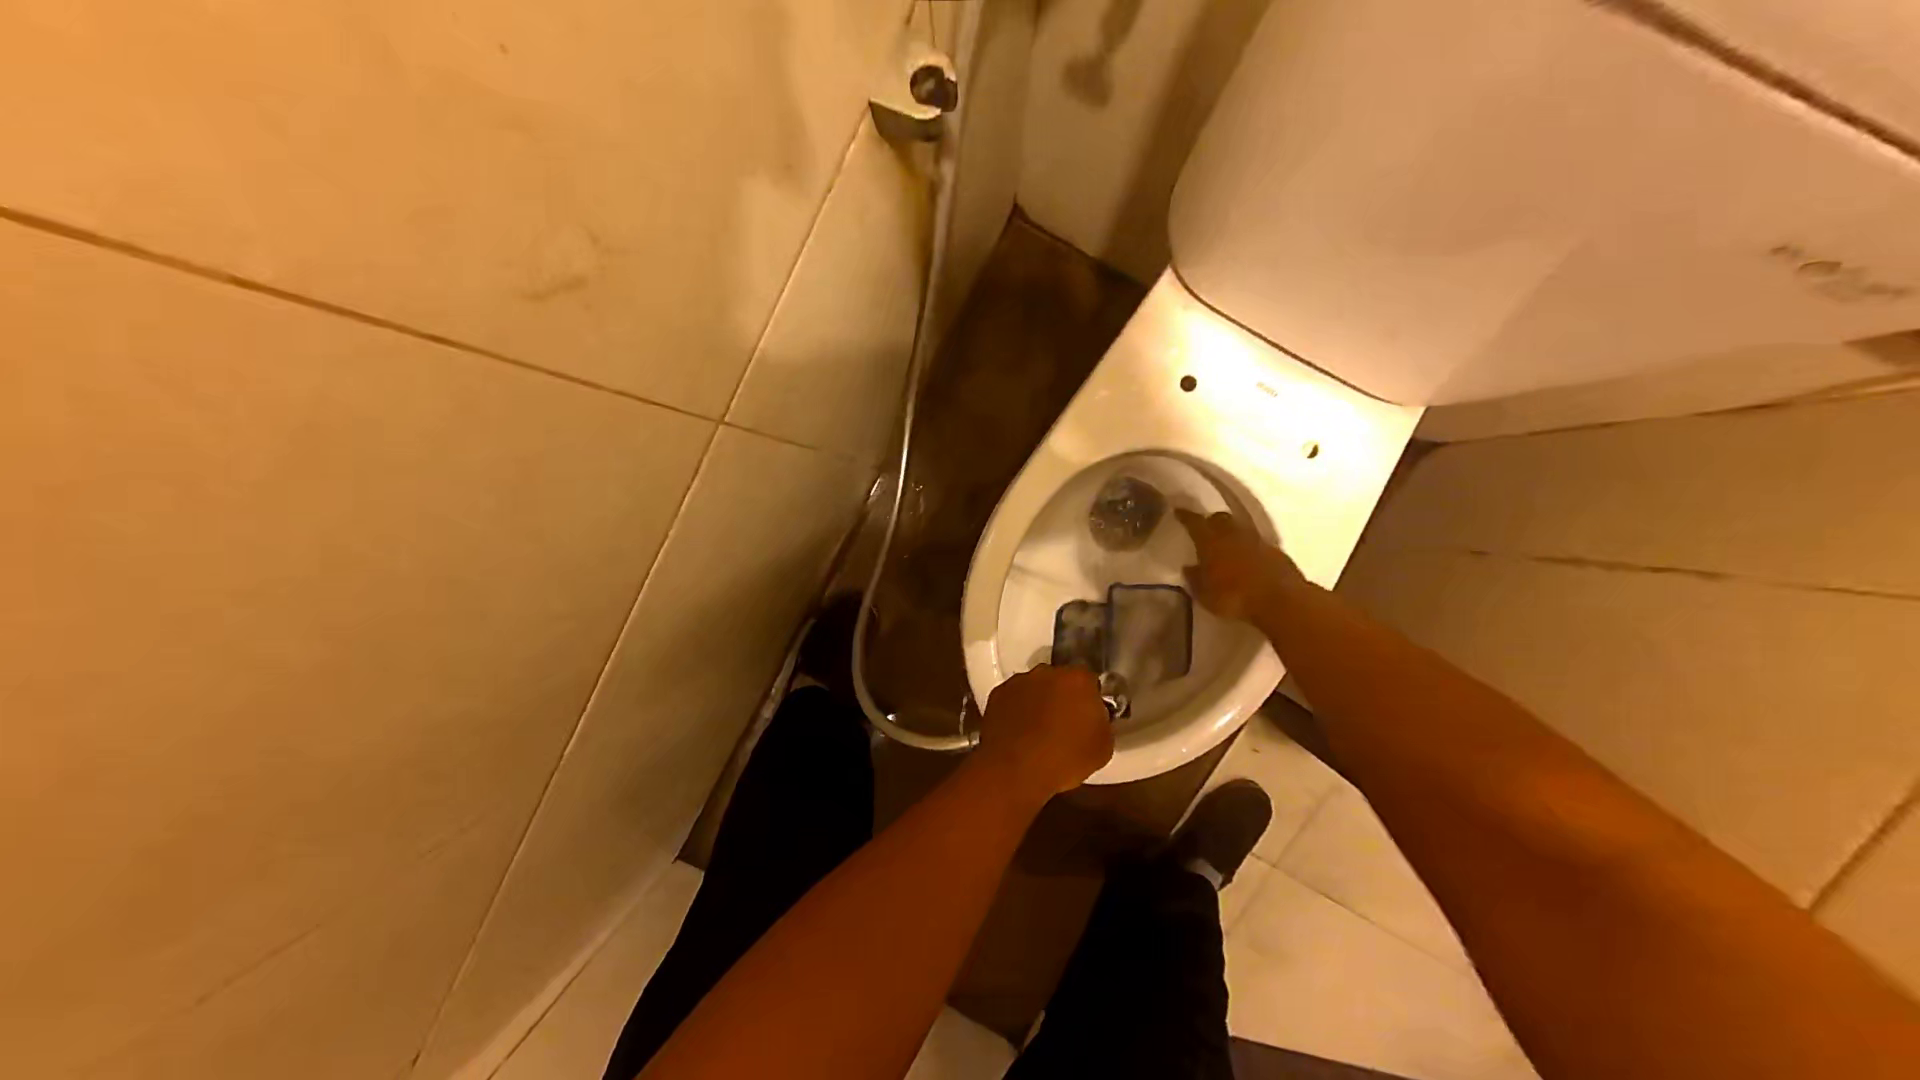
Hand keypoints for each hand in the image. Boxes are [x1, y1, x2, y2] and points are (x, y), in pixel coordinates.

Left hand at [975, 665, 1113, 799]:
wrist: (1017, 769)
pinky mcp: (997, 695)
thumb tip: (1093, 719)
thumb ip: (1102, 722)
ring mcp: (1019, 682)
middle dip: (1063, 697)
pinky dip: (1016, 710)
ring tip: (1039, 731)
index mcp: (1078, 680)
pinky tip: (1019, 733)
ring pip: (1035, 688)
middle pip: (1060, 681)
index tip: (1088, 718)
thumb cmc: (1066, 758)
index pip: (1089, 682)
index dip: (1090, 700)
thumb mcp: (1103, 746)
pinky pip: (1013, 699)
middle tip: (1065, 725)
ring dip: (1038, 702)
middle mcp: (1047, 672)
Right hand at [1176, 508, 1305, 623]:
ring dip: (1231, 533)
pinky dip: (1249, 547)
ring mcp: (1257, 541)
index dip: (1185, 516)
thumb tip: (1188, 568)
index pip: (1194, 522)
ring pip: (1240, 528)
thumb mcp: (1204, 594)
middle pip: (1220, 518)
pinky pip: (1257, 543)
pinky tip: (1247, 558)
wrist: (1280, 601)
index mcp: (1211, 541)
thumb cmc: (1233, 597)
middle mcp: (1233, 534)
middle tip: (1204, 528)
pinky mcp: (1276, 552)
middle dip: (1210, 521)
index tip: (1178, 510)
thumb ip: (1195, 578)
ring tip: (1225, 543)